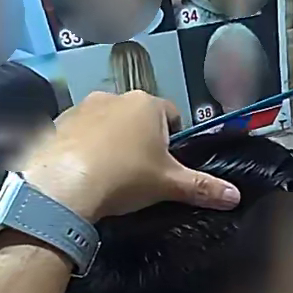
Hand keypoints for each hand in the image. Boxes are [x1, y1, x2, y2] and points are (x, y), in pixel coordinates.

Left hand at [22, 91, 239, 221]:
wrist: (62, 186)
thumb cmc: (126, 177)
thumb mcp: (170, 185)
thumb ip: (204, 188)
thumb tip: (236, 196)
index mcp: (147, 104)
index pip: (172, 115)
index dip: (174, 139)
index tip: (169, 163)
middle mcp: (114, 96)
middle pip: (138, 117)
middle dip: (143, 139)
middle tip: (143, 172)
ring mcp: (81, 107)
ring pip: (107, 123)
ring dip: (112, 141)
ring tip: (112, 174)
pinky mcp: (56, 123)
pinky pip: (79, 133)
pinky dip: (85, 147)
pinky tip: (85, 173)